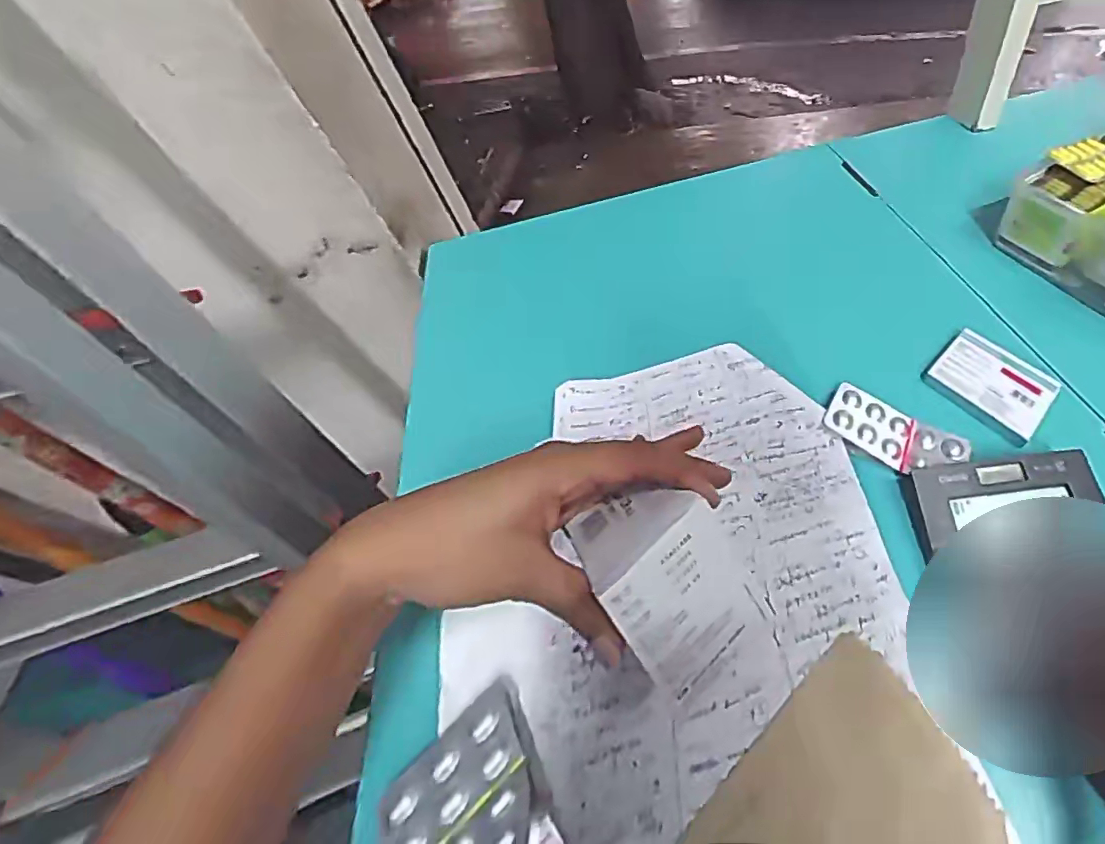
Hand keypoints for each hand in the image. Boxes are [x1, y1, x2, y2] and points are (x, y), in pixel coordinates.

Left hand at [312, 426, 730, 665]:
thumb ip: (579, 604)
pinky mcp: (534, 497)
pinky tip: (628, 496)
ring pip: (610, 468)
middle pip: (627, 456)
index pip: (634, 461)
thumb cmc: (458, 548)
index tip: (715, 484)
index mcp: (562, 467)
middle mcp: (559, 463)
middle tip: (716, 466)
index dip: (678, 470)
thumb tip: (621, 648)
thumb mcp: (525, 575)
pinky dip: (620, 488)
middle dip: (672, 459)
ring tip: (685, 465)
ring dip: (648, 468)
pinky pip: (591, 486)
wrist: (388, 550)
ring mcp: (545, 478)